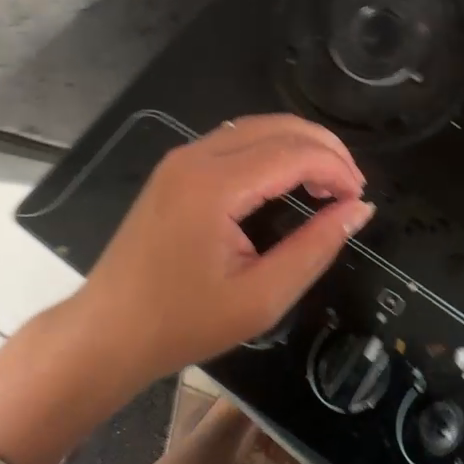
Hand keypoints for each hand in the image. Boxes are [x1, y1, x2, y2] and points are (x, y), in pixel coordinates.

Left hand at [69, 114, 374, 385]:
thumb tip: (359, 209)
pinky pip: (239, 139)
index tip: (360, 198)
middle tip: (351, 187)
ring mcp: (183, 158)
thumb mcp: (261, 298)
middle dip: (325, 149)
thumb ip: (316, 247)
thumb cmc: (182, 324)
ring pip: (260, 126)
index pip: (294, 152)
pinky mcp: (177, 168)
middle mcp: (197, 157)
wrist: (103, 337)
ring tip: (329, 182)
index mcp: (214, 186)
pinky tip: (291, 177)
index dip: (337, 168)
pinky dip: (275, 149)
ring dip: (302, 145)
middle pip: (280, 127)